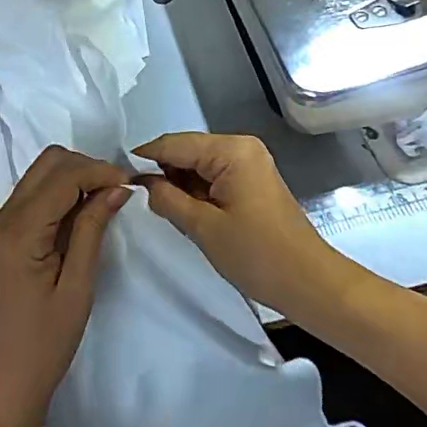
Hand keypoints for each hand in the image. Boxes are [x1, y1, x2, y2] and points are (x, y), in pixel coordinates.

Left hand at [0, 146, 130, 426]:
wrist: (5, 381)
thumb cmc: (45, 342)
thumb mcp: (78, 286)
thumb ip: (93, 229)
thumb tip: (117, 187)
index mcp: (20, 230)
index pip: (63, 175)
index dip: (100, 171)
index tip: (131, 184)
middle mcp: (5, 216)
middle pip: (50, 162)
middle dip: (87, 167)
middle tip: (118, 191)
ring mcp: (2, 223)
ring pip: (42, 172)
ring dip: (75, 175)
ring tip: (106, 200)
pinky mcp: (6, 232)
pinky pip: (37, 191)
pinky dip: (63, 190)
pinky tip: (85, 211)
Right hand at [133, 132, 355, 318]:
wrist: (310, 283)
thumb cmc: (257, 255)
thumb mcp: (204, 228)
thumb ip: (168, 199)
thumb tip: (142, 182)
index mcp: (231, 150)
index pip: (175, 144)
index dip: (145, 157)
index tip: (117, 174)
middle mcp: (242, 146)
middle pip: (188, 150)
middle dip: (163, 171)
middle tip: (135, 197)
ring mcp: (250, 162)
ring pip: (200, 164)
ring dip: (180, 183)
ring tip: (158, 207)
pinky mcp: (253, 180)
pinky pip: (215, 175)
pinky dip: (197, 190)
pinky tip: (184, 210)